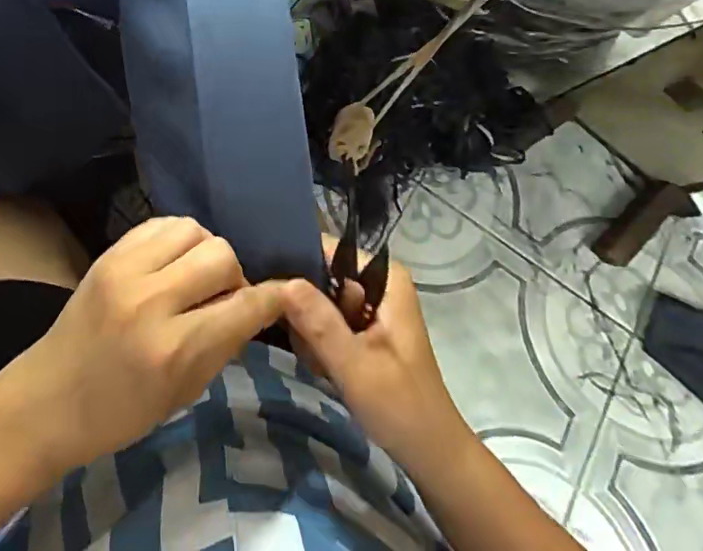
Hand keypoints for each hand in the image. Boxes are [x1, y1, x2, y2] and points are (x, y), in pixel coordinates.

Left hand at [5, 216, 285, 475]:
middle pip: (221, 255)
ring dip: (204, 251)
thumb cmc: (120, 412)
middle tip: (222, 296)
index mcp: (173, 348)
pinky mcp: (109, 253)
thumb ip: (223, 344)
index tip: (283, 296)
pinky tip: (171, 261)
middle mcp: (151, 301)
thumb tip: (254, 306)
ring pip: (193, 229)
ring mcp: (125, 270)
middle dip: (233, 275)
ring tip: (194, 275)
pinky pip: (160, 224)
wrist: (49, 398)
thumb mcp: (184, 392)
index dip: (272, 298)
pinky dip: (176, 239)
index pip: (243, 306)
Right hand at [278, 236, 467, 469]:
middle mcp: (378, 281)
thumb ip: (319, 322)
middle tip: (308, 345)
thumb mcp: (355, 365)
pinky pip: (326, 320)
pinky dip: (319, 343)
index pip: (327, 248)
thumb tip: (284, 282)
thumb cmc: (400, 406)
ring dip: (311, 332)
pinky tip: (324, 367)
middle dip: (305, 309)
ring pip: (318, 300)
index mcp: (385, 277)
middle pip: (320, 274)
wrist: (429, 452)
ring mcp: (370, 304)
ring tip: (321, 362)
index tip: (273, 292)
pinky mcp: (362, 327)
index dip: (297, 266)